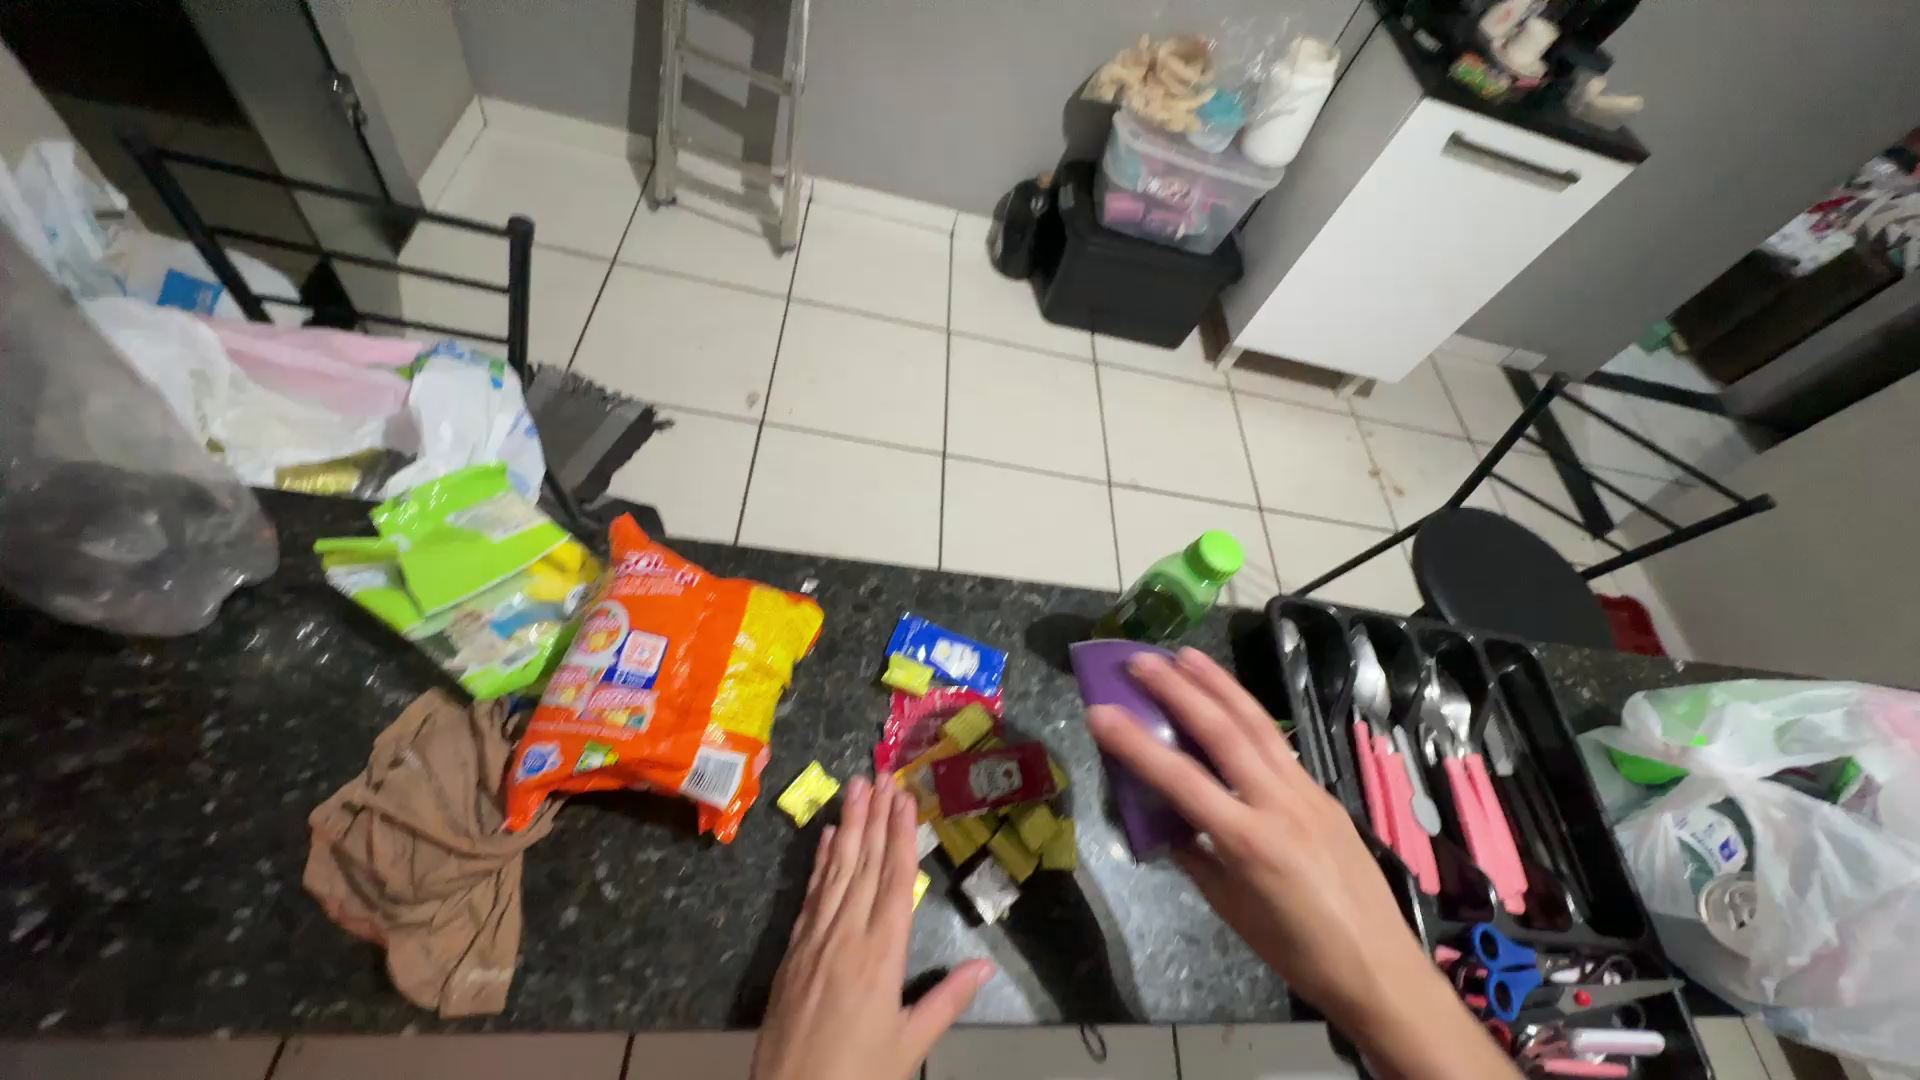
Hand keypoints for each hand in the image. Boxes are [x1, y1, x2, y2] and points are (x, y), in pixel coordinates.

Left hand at [751, 774, 995, 1079]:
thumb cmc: (859, 1077)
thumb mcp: (910, 1046)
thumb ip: (946, 1001)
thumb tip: (986, 965)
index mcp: (881, 955)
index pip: (895, 880)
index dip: (901, 835)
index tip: (905, 797)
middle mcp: (847, 935)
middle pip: (864, 864)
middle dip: (874, 817)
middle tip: (880, 774)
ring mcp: (815, 940)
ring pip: (834, 872)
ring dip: (846, 827)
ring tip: (855, 789)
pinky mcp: (791, 952)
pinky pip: (809, 897)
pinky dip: (817, 865)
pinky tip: (823, 840)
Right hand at [1085, 648, 1515, 1079]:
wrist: (1381, 970)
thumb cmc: (1296, 950)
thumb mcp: (1229, 907)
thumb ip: (1194, 853)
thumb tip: (1166, 819)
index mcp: (1249, 843)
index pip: (1180, 779)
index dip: (1135, 743)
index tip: (1099, 711)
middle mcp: (1279, 804)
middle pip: (1222, 731)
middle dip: (1178, 690)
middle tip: (1140, 661)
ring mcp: (1307, 792)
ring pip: (1257, 724)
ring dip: (1217, 684)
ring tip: (1184, 654)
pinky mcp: (1323, 792)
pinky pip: (1278, 743)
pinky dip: (1246, 712)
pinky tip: (1228, 700)